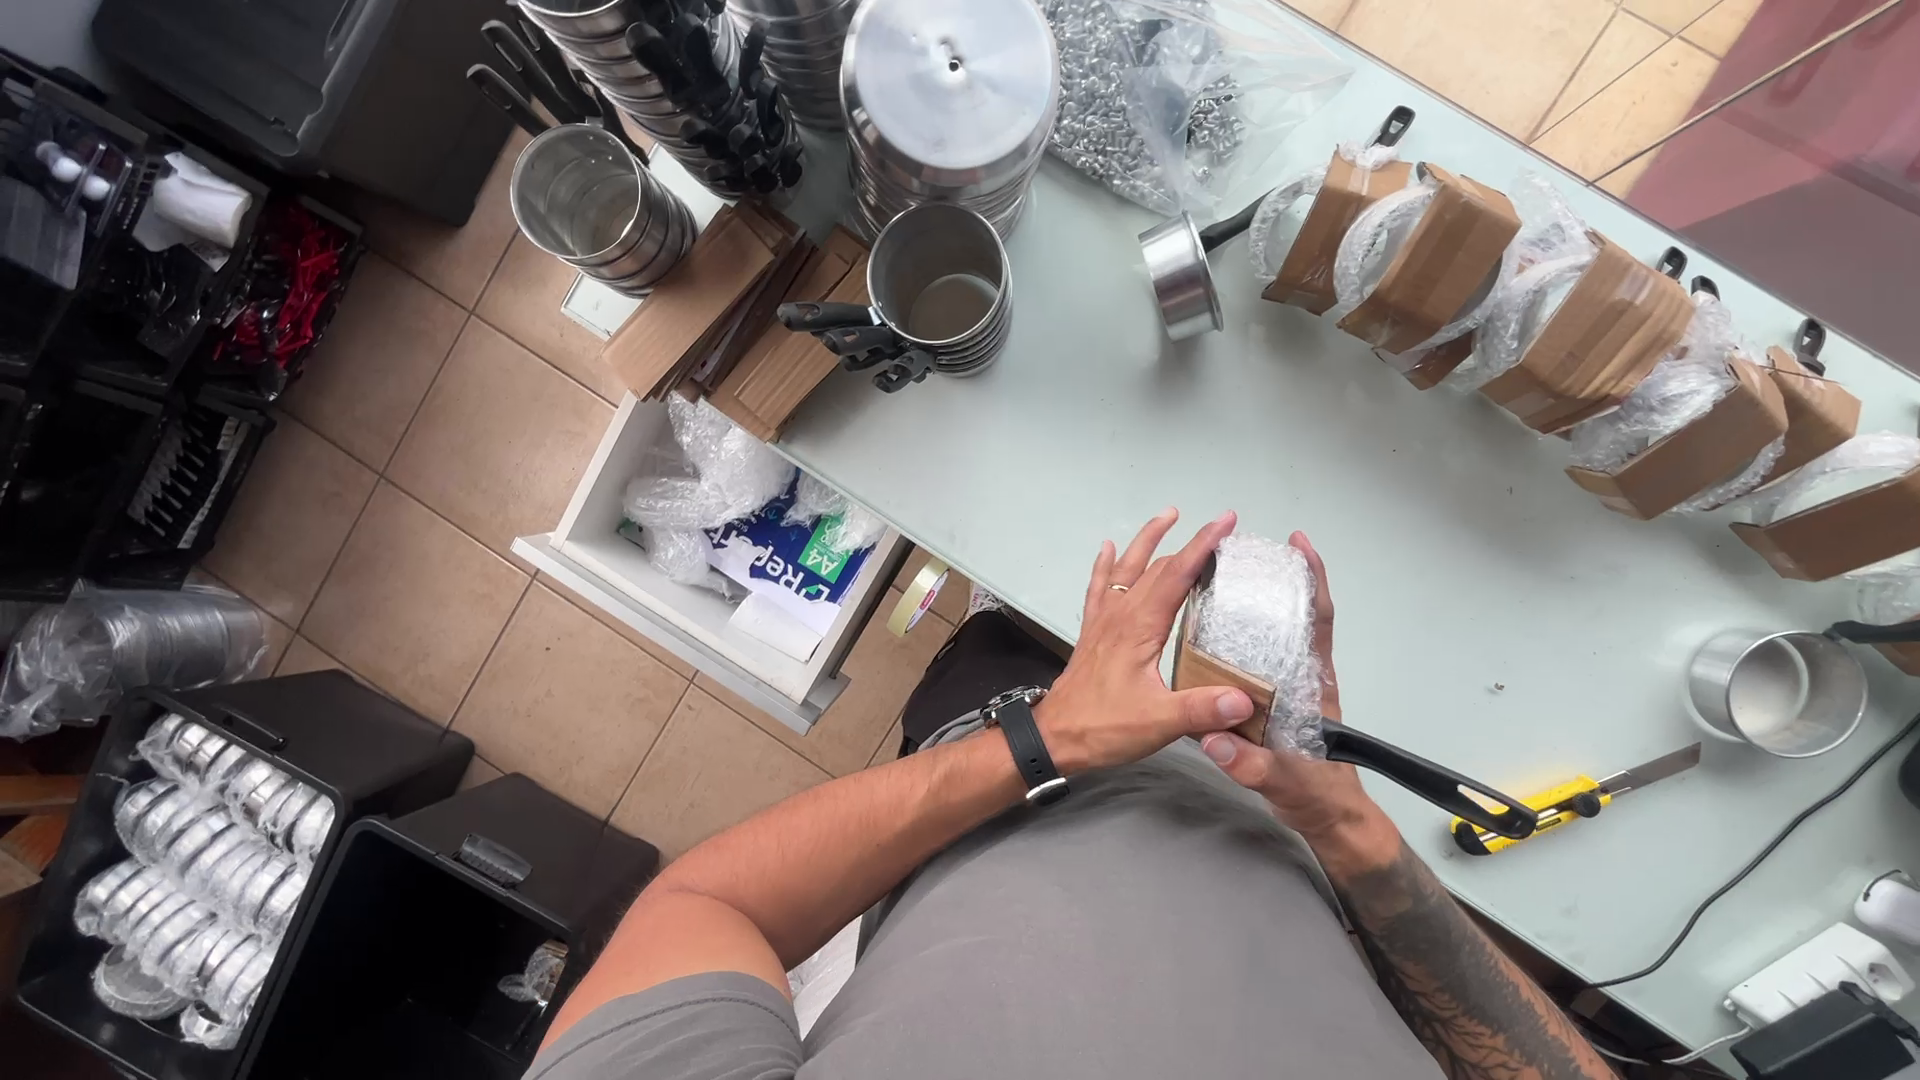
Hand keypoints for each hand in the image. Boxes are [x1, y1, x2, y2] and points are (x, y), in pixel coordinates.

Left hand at [1032, 509, 1255, 773]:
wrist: (1055, 736)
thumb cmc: (1105, 727)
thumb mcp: (1159, 722)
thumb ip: (1202, 709)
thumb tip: (1246, 699)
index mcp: (1140, 627)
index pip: (1177, 575)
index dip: (1203, 545)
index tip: (1226, 521)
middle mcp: (1121, 615)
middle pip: (1157, 567)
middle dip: (1188, 542)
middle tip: (1217, 525)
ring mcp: (1104, 622)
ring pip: (1127, 570)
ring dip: (1147, 541)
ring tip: (1167, 516)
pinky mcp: (1093, 633)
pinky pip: (1099, 589)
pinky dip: (1105, 566)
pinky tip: (1108, 549)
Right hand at [1197, 533, 1385, 849]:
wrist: (1328, 817)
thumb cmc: (1314, 794)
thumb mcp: (1281, 781)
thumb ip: (1251, 763)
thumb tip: (1214, 737)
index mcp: (1311, 682)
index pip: (1316, 620)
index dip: (1312, 580)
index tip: (1299, 545)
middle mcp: (1300, 674)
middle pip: (1294, 614)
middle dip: (1275, 578)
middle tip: (1239, 552)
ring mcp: (1287, 685)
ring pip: (1273, 632)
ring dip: (1255, 601)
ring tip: (1219, 577)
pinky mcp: (1272, 699)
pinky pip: (1255, 655)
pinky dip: (1238, 633)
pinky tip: (1210, 627)